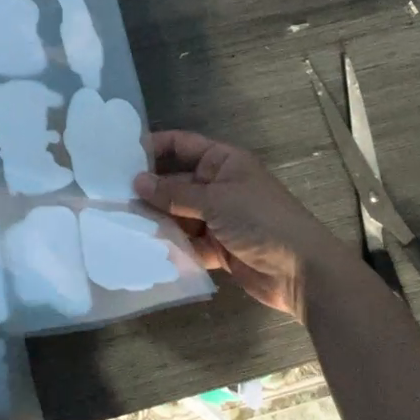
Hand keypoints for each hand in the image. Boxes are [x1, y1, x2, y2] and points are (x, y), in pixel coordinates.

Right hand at [135, 131, 345, 319]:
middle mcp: (219, 185)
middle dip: (151, 190)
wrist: (304, 274)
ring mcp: (219, 217)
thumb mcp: (215, 200)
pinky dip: (173, 245)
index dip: (154, 147)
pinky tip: (148, 248)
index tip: (122, 156)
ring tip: (125, 223)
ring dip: (159, 219)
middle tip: (115, 196)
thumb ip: (174, 193)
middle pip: (176, 181)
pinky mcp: (219, 247)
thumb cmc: (261, 221)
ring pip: (179, 213)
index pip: (182, 145)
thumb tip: (136, 181)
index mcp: (223, 162)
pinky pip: (189, 241)